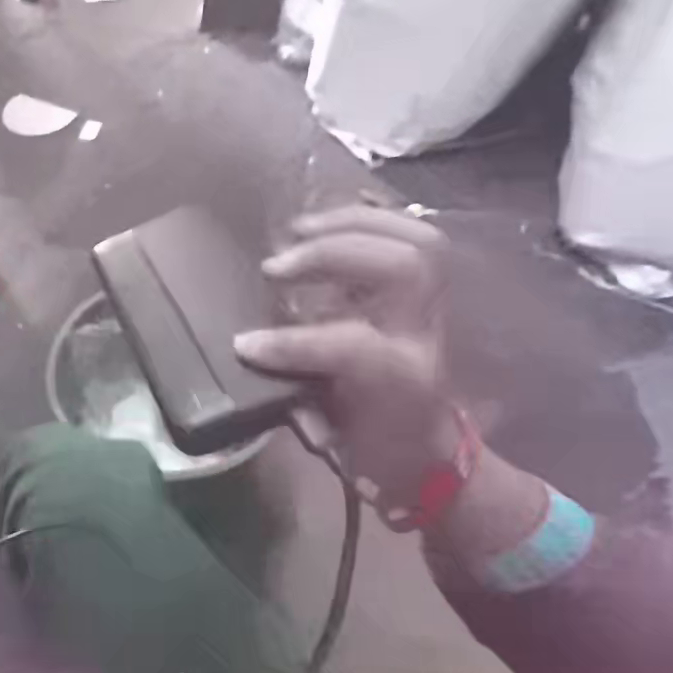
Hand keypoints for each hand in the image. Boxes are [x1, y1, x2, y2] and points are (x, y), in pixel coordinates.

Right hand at [233, 207, 455, 504]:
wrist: (431, 451)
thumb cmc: (372, 446)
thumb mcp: (329, 433)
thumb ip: (292, 392)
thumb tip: (247, 350)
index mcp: (401, 379)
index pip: (354, 346)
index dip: (293, 342)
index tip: (241, 344)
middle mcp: (424, 336)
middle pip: (403, 268)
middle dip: (333, 254)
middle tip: (275, 266)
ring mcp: (431, 309)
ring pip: (416, 240)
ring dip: (352, 224)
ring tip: (299, 229)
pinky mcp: (425, 293)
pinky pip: (408, 237)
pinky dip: (368, 222)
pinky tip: (328, 223)